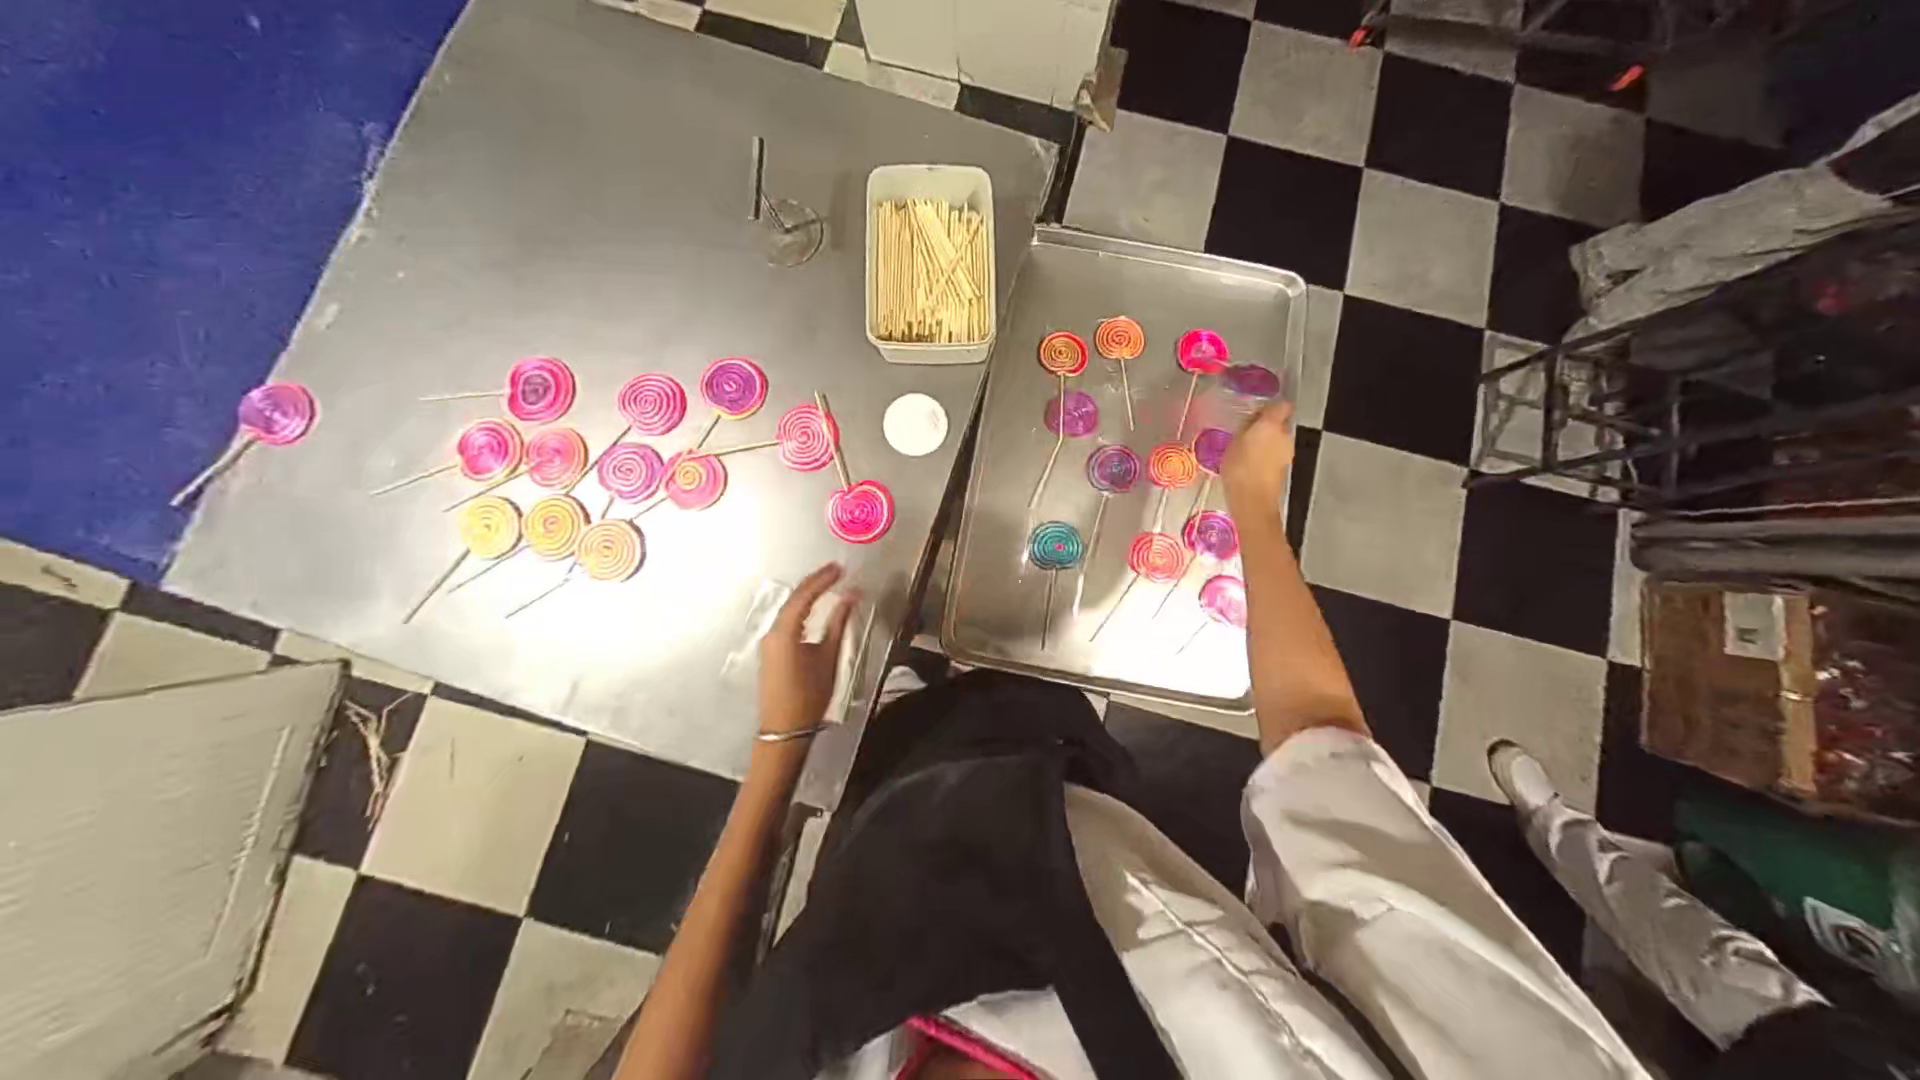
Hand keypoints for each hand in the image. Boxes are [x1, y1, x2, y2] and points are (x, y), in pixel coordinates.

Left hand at [759, 563, 861, 735]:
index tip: (840, 568)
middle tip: (836, 571)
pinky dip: (802, 610)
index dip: (823, 579)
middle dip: (815, 583)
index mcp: (785, 632)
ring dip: (808, 595)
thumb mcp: (828, 657)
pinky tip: (815, 607)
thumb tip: (850, 597)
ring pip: (790, 610)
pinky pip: (787, 621)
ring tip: (829, 584)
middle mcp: (772, 633)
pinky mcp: (772, 651)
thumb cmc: (809, 696)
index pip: (804, 596)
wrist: (785, 729)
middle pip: (794, 599)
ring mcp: (769, 642)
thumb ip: (838, 623)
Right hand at [1222, 401, 1295, 516]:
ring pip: (1278, 439)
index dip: (1271, 407)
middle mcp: (1284, 434)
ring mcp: (1287, 451)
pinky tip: (1252, 464)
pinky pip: (1276, 453)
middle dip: (1266, 426)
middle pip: (1279, 423)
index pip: (1282, 405)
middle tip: (1246, 433)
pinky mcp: (1285, 466)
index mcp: (1271, 424)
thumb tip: (1253, 420)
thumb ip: (1246, 428)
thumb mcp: (1233, 443)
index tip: (1257, 412)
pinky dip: (1267, 455)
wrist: (1253, 498)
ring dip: (1266, 441)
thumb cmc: (1239, 468)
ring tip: (1247, 451)